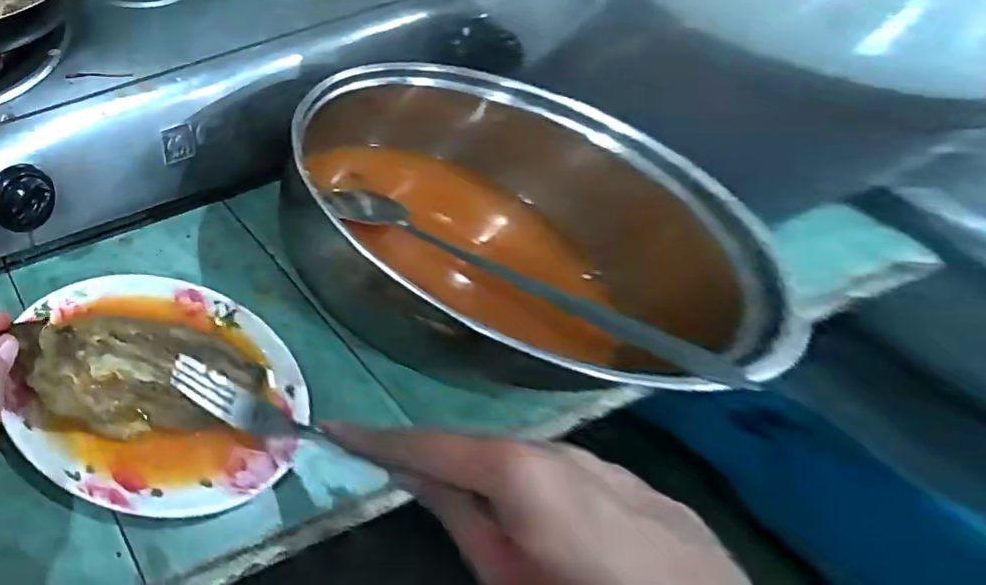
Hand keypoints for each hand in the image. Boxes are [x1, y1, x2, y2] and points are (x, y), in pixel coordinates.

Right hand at [321, 422, 746, 584]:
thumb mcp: (507, 581)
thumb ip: (457, 518)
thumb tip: (415, 476)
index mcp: (520, 467)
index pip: (424, 443)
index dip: (373, 437)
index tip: (332, 428)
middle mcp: (564, 451)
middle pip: (481, 450)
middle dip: (448, 464)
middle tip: (417, 484)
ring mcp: (620, 471)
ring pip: (538, 464)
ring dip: (508, 482)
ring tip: (507, 523)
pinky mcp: (665, 500)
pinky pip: (591, 486)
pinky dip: (564, 499)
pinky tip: (580, 542)